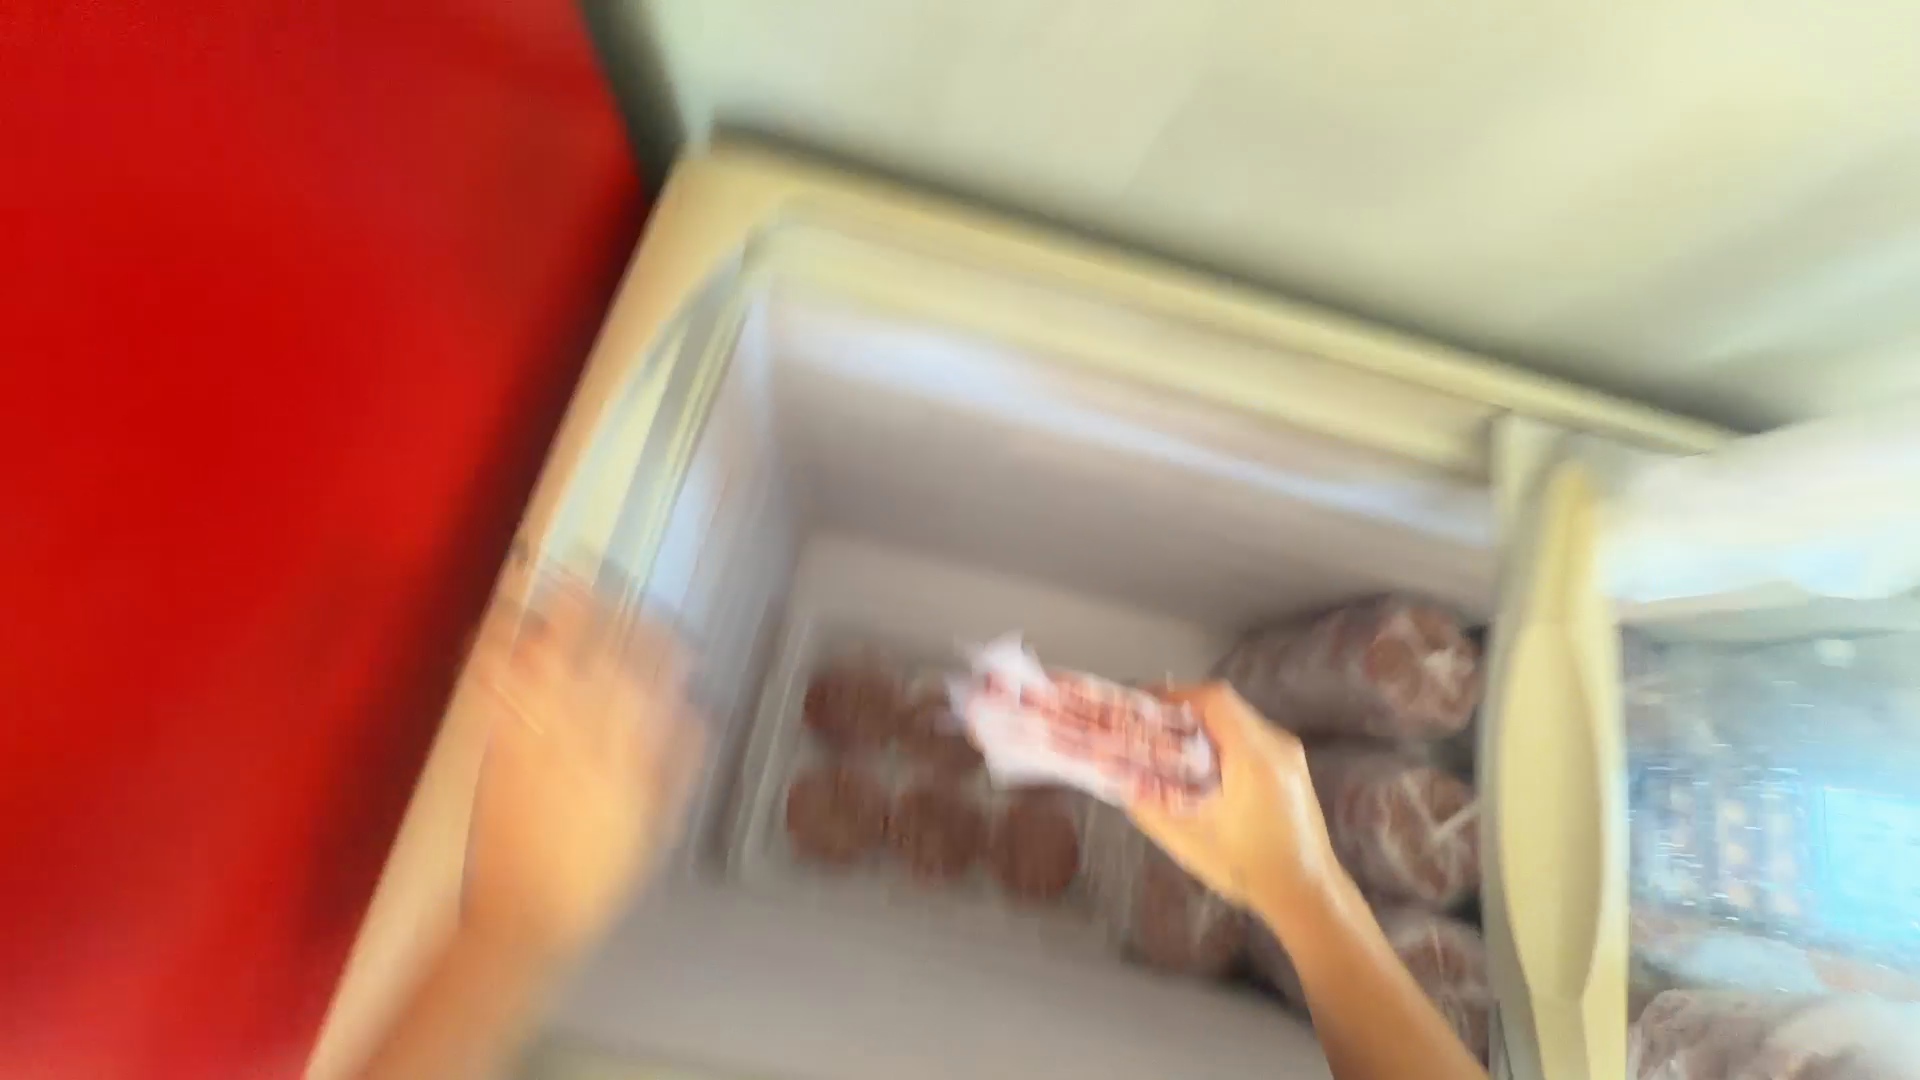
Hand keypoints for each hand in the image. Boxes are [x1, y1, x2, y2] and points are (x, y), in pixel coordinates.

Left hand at [460, 575, 702, 961]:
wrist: (525, 920)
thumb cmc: (603, 875)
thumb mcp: (659, 826)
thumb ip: (680, 765)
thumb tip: (696, 711)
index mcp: (629, 760)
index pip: (650, 688)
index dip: (661, 651)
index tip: (674, 632)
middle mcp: (583, 742)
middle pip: (595, 664)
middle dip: (599, 616)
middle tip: (600, 574)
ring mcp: (535, 746)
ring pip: (547, 672)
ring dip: (549, 623)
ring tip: (552, 581)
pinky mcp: (496, 756)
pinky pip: (500, 699)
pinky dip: (498, 662)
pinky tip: (496, 634)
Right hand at [1127, 681, 1344, 920]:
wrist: (1311, 896)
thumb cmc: (1251, 870)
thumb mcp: (1190, 842)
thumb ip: (1149, 806)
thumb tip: (1117, 777)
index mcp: (1255, 759)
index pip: (1214, 700)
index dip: (1175, 695)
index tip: (1143, 708)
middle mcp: (1277, 745)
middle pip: (1223, 703)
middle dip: (1181, 708)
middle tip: (1149, 726)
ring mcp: (1288, 752)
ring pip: (1235, 715)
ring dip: (1200, 721)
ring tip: (1169, 743)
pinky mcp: (1289, 763)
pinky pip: (1248, 731)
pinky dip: (1218, 735)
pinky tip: (1200, 762)